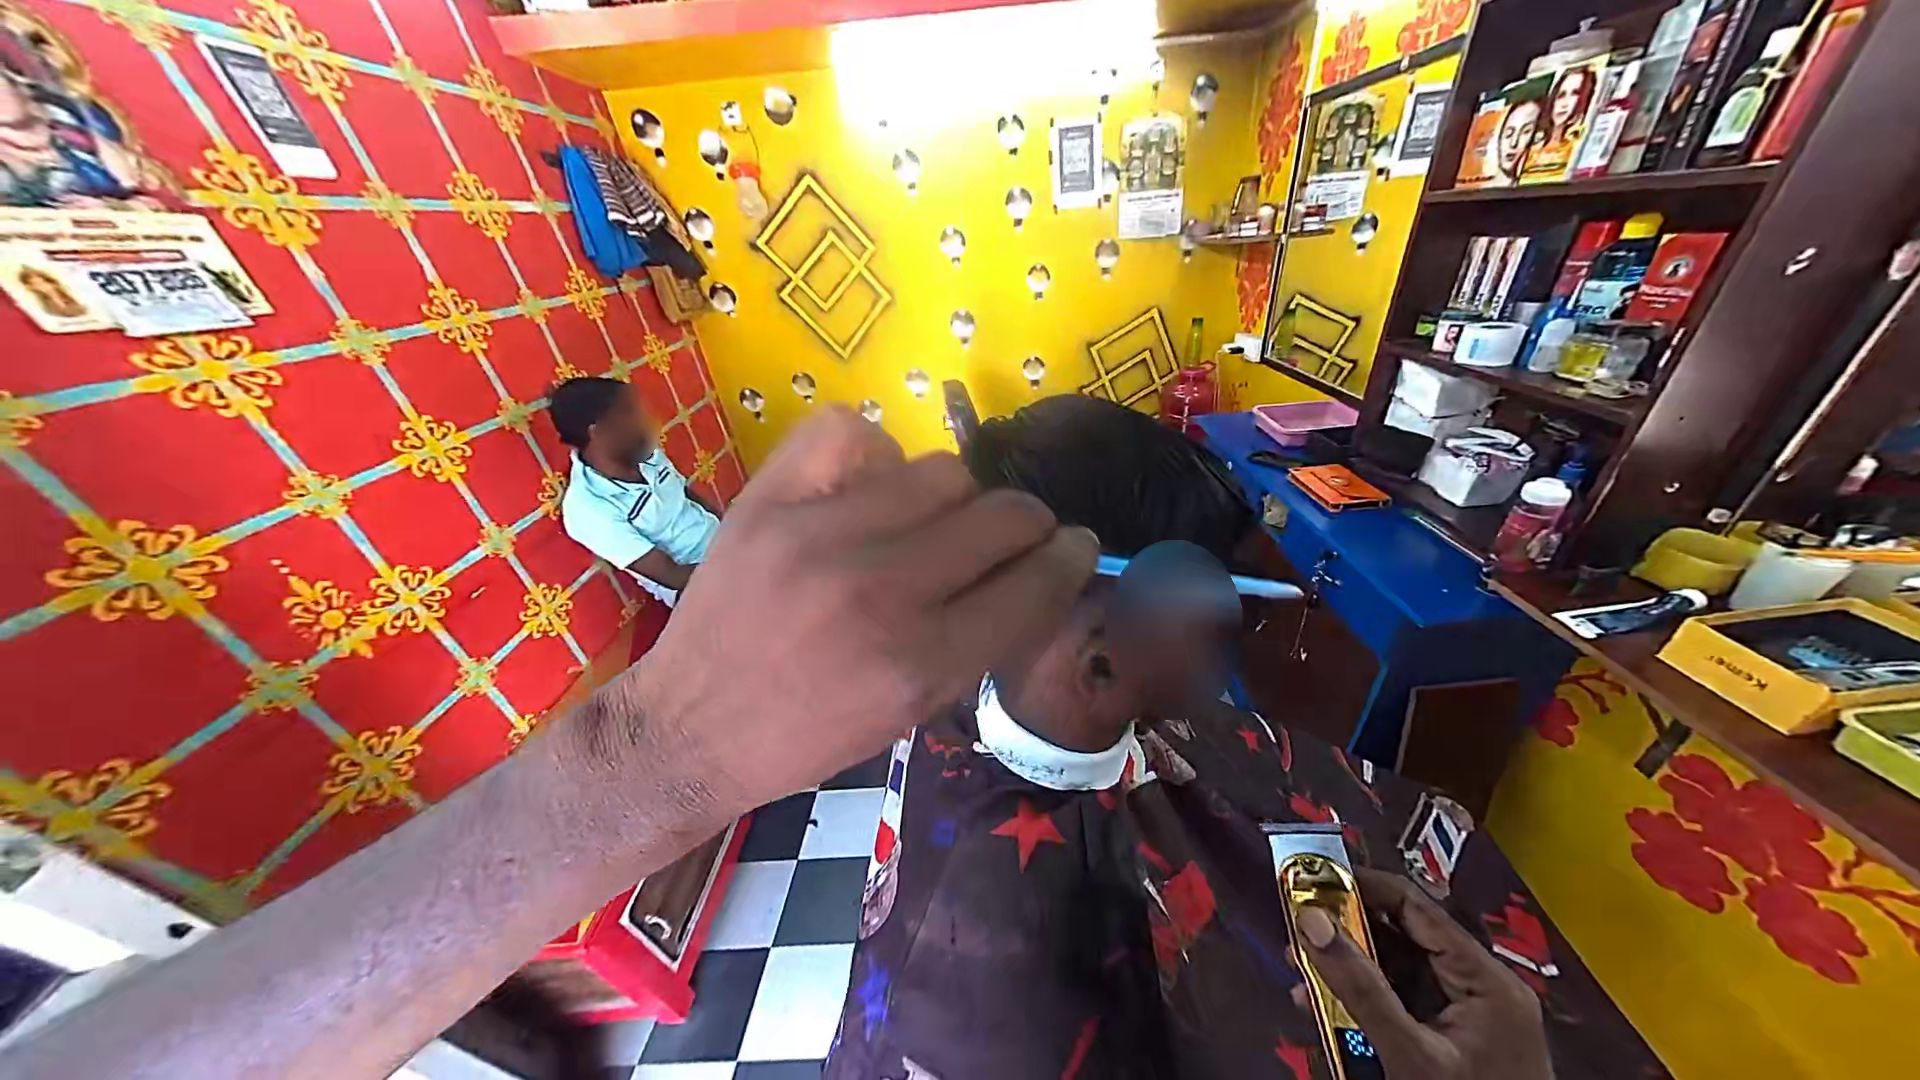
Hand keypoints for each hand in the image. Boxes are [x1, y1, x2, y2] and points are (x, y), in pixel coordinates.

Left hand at [572, 407, 1097, 818]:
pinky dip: (874, 453)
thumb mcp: (915, 712)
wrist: (694, 728)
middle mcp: (878, 593)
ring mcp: (817, 538)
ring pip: (940, 471)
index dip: (1071, 558)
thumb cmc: (815, 734)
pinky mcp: (766, 503)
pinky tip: (868, 487)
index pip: (1034, 585)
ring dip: (956, 497)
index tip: (1077, 545)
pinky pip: (851, 432)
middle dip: (1028, 522)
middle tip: (1014, 534)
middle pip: (1000, 514)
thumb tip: (1042, 568)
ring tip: (931, 521)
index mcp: (921, 664)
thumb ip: (984, 640)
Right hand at [1296, 868, 1552, 1079]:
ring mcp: (1467, 1010)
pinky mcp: (1451, 1033)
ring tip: (1298, 964)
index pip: (1412, 903)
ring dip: (1345, 962)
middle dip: (1344, 927)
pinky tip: (1320, 1000)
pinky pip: (1397, 994)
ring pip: (1394, 962)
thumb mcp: (1410, 1056)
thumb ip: (1360, 987)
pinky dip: (1359, 992)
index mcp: (1486, 979)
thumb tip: (1309, 918)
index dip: (1359, 884)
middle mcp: (1480, 984)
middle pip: (1400, 931)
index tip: (1307, 879)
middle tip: (1296, 924)